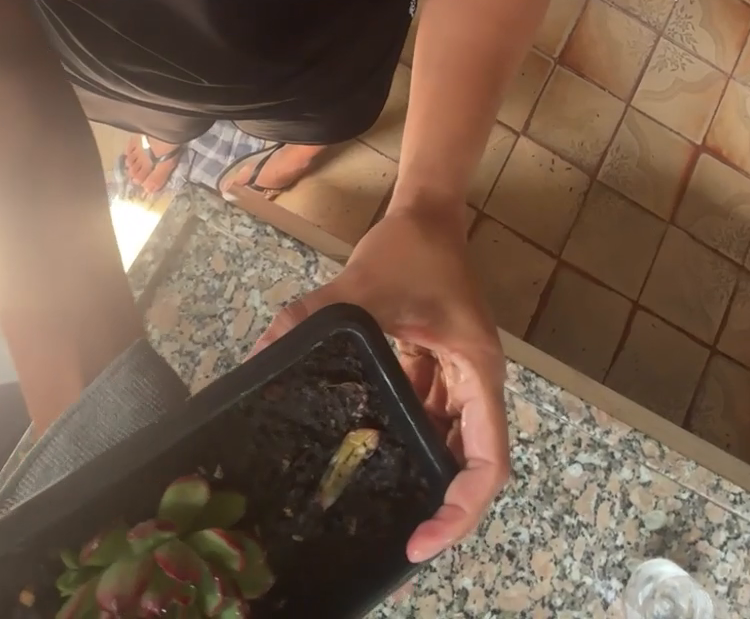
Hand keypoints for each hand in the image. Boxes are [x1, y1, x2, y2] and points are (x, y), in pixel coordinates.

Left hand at [251, 204, 508, 562]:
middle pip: (470, 460)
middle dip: (439, 501)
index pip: (487, 464)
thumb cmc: (412, 247)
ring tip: (377, 496)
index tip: (419, 540)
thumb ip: (315, 318)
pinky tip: (369, 436)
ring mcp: (459, 370)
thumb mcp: (364, 285)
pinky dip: (405, 425)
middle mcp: (474, 379)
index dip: (461, 511)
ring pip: (448, 437)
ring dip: (421, 465)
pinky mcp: (439, 358)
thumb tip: (262, 354)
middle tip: (394, 535)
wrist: (426, 210)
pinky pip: (428, 406)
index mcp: (476, 372)